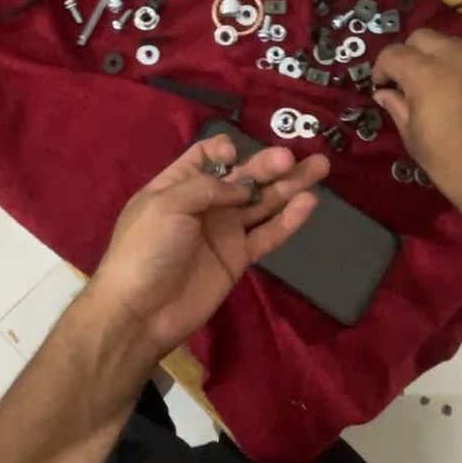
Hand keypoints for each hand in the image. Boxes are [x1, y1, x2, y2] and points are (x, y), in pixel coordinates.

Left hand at [81, 134, 328, 360]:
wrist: (141, 310)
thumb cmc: (146, 249)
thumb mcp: (167, 205)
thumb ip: (208, 187)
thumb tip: (243, 188)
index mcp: (178, 186)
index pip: (206, 158)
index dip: (224, 151)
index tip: (234, 156)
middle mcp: (204, 205)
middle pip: (242, 177)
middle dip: (268, 165)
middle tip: (293, 157)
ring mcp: (223, 232)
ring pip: (262, 203)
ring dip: (289, 186)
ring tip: (320, 167)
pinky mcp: (238, 258)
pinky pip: (267, 235)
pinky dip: (288, 221)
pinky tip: (308, 203)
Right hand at [372, 29, 461, 217]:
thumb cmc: (452, 167)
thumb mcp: (414, 139)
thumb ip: (397, 107)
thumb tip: (385, 92)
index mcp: (427, 75)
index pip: (393, 53)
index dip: (381, 68)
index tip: (382, 87)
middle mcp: (457, 58)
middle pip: (423, 37)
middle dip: (409, 55)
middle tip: (407, 82)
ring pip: (454, 43)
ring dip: (438, 57)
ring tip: (437, 86)